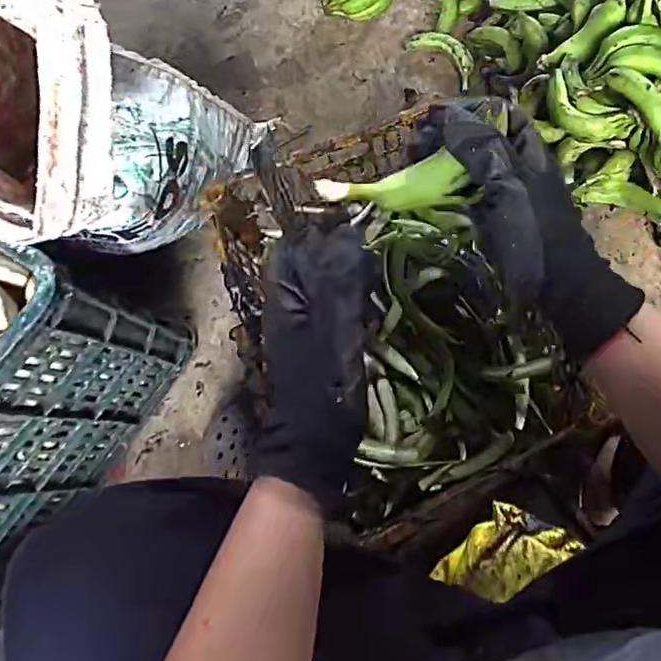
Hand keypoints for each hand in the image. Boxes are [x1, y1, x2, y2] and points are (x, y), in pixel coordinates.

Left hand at [256, 219, 375, 510]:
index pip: (299, 243)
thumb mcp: (337, 329)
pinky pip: (329, 299)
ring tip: (374, 259)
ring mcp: (299, 321)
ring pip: (320, 277)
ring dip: (344, 266)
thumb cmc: (325, 385)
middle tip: (374, 237)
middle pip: (309, 258)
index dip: (327, 228)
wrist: (314, 441)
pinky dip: (348, 291)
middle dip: (338, 243)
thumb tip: (350, 235)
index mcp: (285, 296)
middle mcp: (287, 303)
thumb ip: (340, 282)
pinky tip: (368, 295)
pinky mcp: (314, 337)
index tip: (361, 219)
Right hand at [413, 99, 642, 362]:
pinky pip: (463, 195)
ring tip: (411, 164)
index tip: (433, 115)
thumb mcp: (510, 182)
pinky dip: (443, 189)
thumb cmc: (535, 229)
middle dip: (446, 135)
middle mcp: (516, 167)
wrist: (556, 286)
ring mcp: (503, 193)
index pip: (499, 113)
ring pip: (468, 166)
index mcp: (528, 151)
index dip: (468, 109)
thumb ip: (482, 147)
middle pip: (479, 138)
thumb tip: (447, 116)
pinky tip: (423, 191)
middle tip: (414, 143)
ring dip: (440, 161)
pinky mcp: (491, 219)